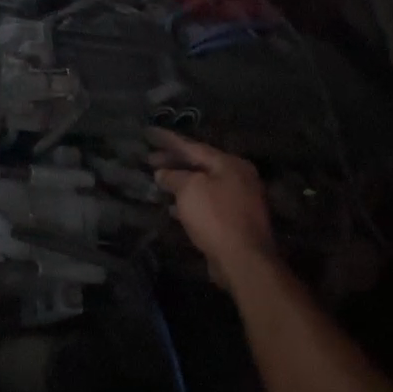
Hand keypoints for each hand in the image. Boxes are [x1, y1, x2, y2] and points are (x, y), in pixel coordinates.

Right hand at [148, 128, 274, 287]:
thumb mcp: (189, 189)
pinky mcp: (234, 220)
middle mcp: (238, 177)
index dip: (168, 140)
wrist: (243, 259)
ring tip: (157, 179)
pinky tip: (173, 207)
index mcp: (230, 163)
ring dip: (180, 181)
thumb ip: (174, 176)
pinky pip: (206, 202)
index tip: (149, 132)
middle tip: (149, 158)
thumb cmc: (215, 217)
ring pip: (203, 184)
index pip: (193, 146)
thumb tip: (163, 173)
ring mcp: (239, 199)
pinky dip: (189, 201)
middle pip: (200, 164)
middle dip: (173, 161)